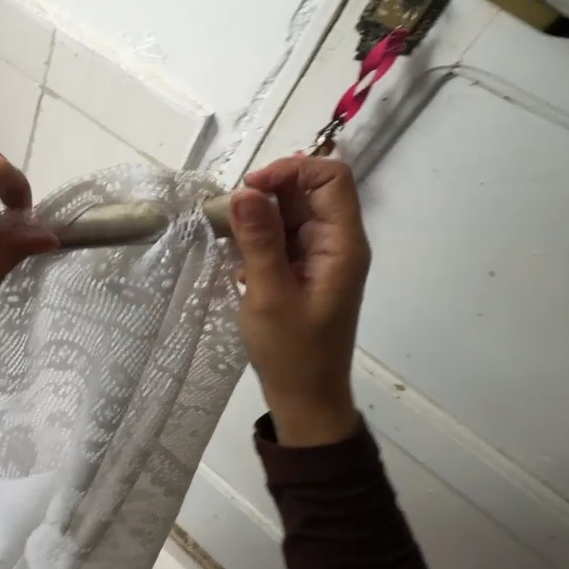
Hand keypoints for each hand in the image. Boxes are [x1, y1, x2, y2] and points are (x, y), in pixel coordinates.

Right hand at [227, 157, 370, 446]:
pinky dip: (256, 231)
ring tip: (226, 232)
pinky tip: (235, 252)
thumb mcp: (269, 295)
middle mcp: (335, 241)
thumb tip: (244, 191)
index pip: (331, 178)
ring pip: (291, 208)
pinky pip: (281, 231)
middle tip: (229, 213)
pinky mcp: (301, 266)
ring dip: (258, 211)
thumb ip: (259, 240)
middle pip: (309, 188)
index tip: (249, 189)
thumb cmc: (293, 351)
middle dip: (268, 189)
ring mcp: (319, 253)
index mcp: (342, 245)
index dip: (292, 170)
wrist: (304, 397)